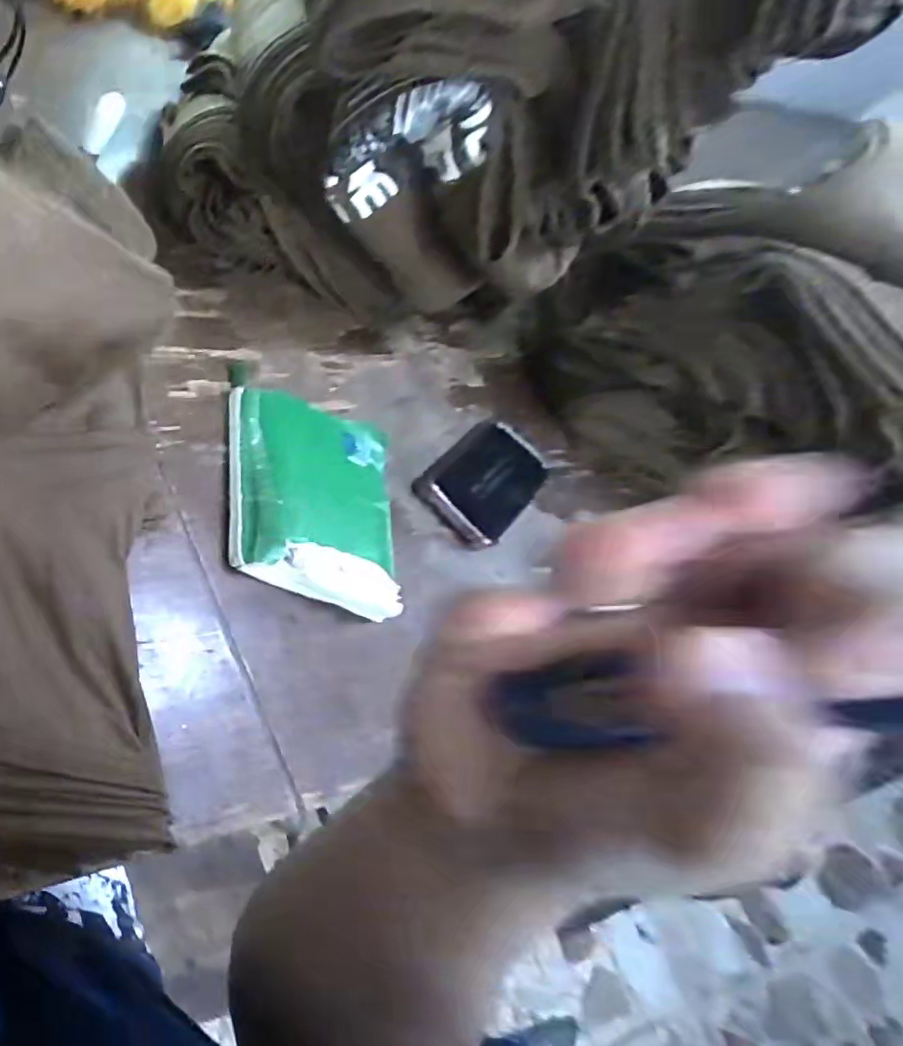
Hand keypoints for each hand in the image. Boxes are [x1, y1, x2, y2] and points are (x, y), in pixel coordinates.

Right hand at [402, 456, 885, 899]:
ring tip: (588, 590)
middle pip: (736, 536)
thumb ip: (751, 760)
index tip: (826, 611)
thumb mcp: (715, 829)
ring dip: (617, 545)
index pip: (849, 596)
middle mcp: (692, 622)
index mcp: (782, 671)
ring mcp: (583, 615)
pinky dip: (496, 617)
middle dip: (742, 508)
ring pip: (614, 543)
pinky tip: (499, 646)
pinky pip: (493, 601)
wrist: (481, 827)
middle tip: (728, 502)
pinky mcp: (490, 619)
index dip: (853, 578)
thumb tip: (709, 645)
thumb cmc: (617, 833)